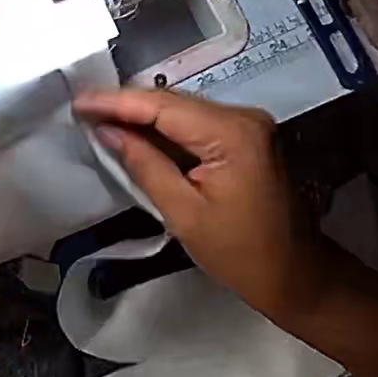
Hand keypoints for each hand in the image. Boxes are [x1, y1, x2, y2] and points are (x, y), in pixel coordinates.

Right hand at [73, 89, 335, 323]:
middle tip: (83, 110)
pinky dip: (163, 127)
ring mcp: (246, 122)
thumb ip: (144, 165)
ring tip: (99, 118)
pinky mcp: (244, 133)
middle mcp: (243, 116)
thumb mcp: (184, 214)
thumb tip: (107, 131)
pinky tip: (134, 130)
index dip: (116, 102)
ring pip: (181, 108)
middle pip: (172, 101)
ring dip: (141, 114)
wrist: (298, 275)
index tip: (79, 102)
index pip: (162, 106)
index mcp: (232, 134)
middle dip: (125, 105)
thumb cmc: (242, 255)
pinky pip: (194, 121)